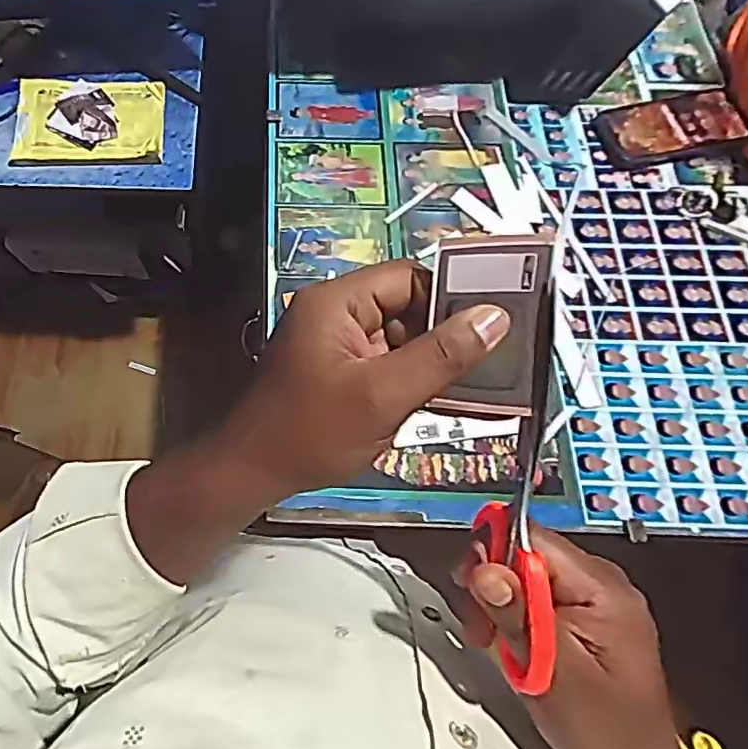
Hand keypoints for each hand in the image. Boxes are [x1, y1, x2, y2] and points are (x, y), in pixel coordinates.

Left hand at [127, 260, 509, 583]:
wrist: (253, 470)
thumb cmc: (308, 432)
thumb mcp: (383, 395)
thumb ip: (441, 356)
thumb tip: (493, 317)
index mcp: (335, 303)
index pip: (408, 278)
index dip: (452, 296)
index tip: (494, 323)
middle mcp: (333, 314)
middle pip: (406, 308)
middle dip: (446, 336)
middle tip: (491, 363)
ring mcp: (334, 343)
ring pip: (400, 339)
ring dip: (432, 363)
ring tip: (473, 388)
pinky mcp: (337, 370)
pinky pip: (385, 363)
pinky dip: (411, 380)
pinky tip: (441, 400)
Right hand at [457, 524, 695, 748]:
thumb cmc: (607, 731)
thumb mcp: (554, 673)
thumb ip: (518, 615)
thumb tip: (487, 570)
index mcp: (603, 589)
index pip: (529, 536)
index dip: (492, 555)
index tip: (476, 588)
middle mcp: (599, 582)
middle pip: (520, 549)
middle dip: (489, 582)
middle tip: (482, 622)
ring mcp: (589, 595)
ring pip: (518, 569)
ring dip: (494, 599)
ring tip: (495, 637)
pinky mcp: (576, 608)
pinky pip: (528, 589)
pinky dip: (508, 610)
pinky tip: (508, 637)